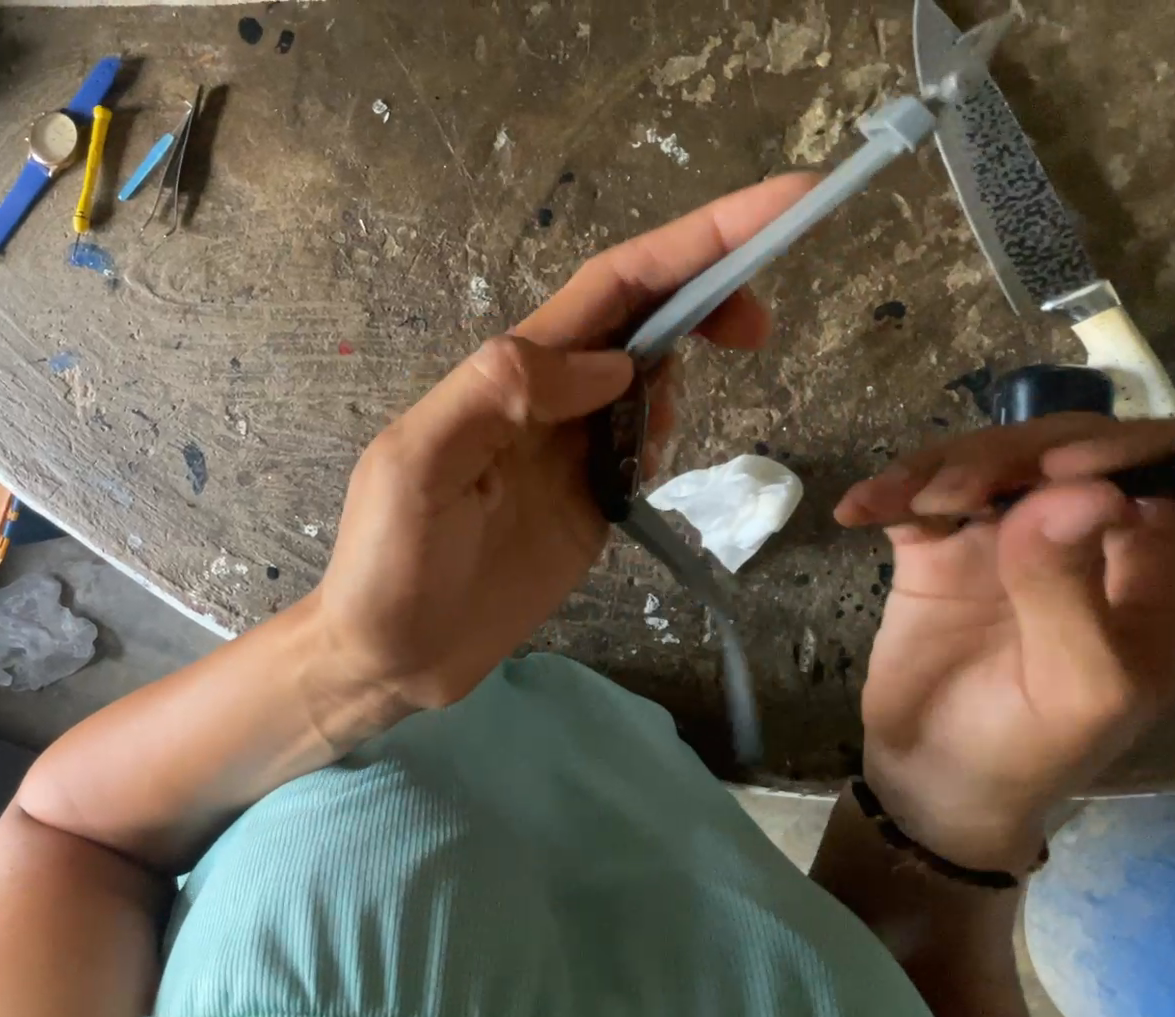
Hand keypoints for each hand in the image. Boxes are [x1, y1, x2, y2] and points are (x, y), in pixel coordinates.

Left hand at [310, 175, 818, 714]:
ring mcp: (567, 454)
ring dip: (679, 378)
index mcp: (501, 378)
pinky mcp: (587, 506)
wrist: (392, 652)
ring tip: (650, 438)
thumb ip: (496, 394)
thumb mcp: (417, 465)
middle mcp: (540, 403)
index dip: (692, 244)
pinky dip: (663, 438)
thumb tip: (610, 364)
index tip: (785, 206)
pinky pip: (642, 449)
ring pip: (646, 382)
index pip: (608, 290)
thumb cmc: (389, 560)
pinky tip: (644, 466)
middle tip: (758, 330)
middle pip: (637, 321)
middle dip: (706, 298)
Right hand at [833, 414, 1174, 868]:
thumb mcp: (1076, 686)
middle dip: (1011, 455)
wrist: (930, 775)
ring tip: (900, 505)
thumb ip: (1075, 591)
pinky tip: (855, 510)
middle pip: (1068, 446)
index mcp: (1165, 570)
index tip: (1061, 472)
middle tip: (954, 494)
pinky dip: (885, 491)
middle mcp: (1092, 538)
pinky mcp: (937, 549)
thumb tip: (1080, 491)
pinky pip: (916, 498)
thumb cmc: (1029, 747)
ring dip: (939, 467)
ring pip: (988, 459)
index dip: (1139, 446)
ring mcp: (1008, 539)